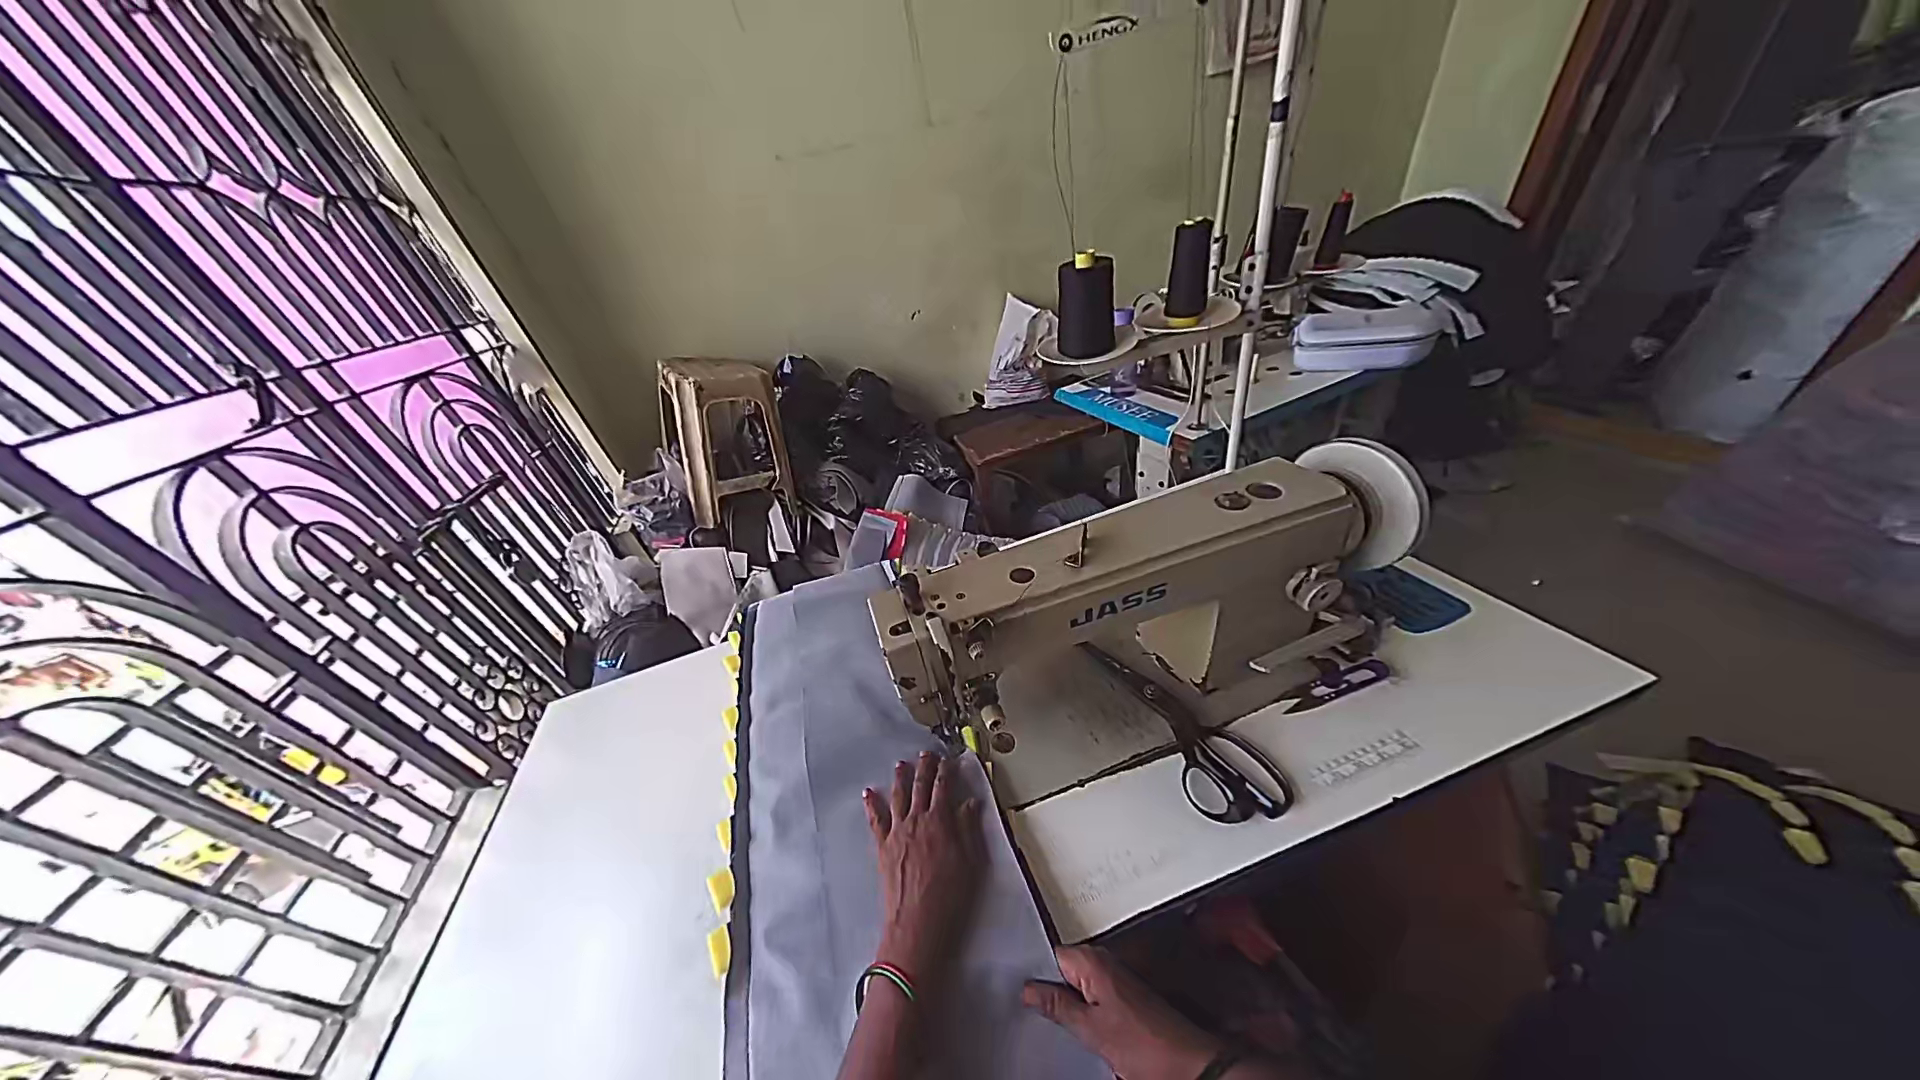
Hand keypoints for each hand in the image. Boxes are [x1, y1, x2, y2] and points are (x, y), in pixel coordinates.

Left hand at [864, 752, 983, 984]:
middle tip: (926, 754)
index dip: (946, 771)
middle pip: (920, 786)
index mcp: (940, 822)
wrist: (917, 924)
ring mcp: (897, 833)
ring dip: (900, 778)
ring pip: (898, 797)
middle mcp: (916, 821)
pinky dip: (872, 804)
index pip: (943, 787)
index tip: (948, 760)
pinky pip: (876, 820)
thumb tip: (970, 804)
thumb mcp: (971, 862)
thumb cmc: (949, 897)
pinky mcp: (883, 847)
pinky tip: (869, 793)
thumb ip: (968, 829)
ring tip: (901, 764)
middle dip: (924, 767)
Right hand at [1024, 945, 1224, 1079]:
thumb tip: (1029, 990)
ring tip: (1055, 1025)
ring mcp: (1115, 980)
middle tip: (1033, 1012)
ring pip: (1077, 987)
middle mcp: (1104, 962)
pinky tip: (1077, 1031)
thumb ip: (1057, 1006)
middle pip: (1063, 970)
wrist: (1187, 1065)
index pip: (1050, 955)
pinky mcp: (1124, 998)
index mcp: (1091, 960)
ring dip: (1067, 1005)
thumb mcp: (1090, 1030)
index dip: (1035, 975)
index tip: (1020, 993)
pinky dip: (1083, 1012)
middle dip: (1050, 991)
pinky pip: (1092, 998)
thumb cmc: (1145, 1045)